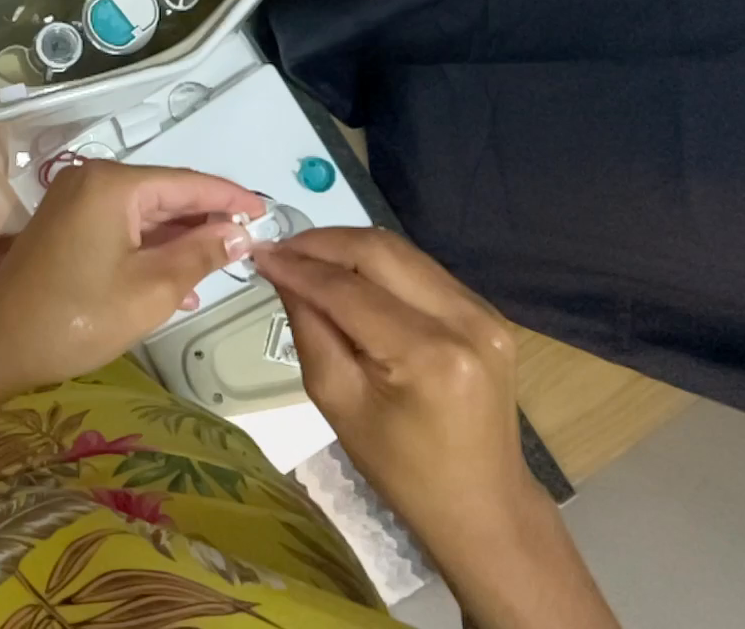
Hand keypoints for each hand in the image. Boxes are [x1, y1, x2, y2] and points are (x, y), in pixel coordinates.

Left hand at [0, 160, 260, 386]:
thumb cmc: (80, 316)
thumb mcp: (152, 288)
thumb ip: (200, 253)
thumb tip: (239, 233)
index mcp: (112, 185)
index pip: (186, 182)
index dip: (230, 198)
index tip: (267, 212)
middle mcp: (90, 181)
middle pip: (163, 194)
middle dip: (205, 219)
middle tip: (249, 242)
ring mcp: (73, 202)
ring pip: (142, 213)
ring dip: (179, 239)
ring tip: (221, 265)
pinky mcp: (64, 226)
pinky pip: (119, 227)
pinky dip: (148, 249)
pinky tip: (178, 281)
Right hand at [254, 228, 540, 548]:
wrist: (480, 501)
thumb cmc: (399, 465)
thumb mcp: (336, 399)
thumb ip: (308, 327)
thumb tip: (282, 272)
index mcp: (427, 354)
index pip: (347, 289)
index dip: (297, 266)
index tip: (257, 254)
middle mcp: (465, 321)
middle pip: (378, 251)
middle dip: (321, 243)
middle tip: (279, 249)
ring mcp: (483, 313)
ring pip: (399, 251)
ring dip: (346, 247)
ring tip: (303, 257)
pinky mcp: (486, 312)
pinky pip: (418, 268)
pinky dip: (374, 263)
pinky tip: (344, 274)